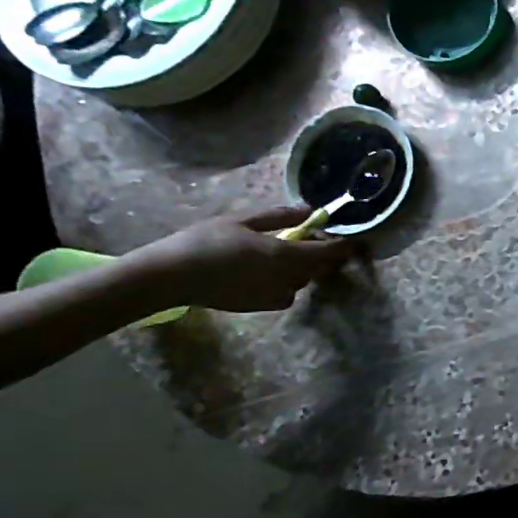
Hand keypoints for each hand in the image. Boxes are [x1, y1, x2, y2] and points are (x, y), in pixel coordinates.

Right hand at [126, 207, 355, 312]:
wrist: (170, 278)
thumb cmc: (204, 242)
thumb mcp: (242, 220)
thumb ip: (279, 216)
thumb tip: (309, 210)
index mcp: (288, 255)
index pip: (330, 252)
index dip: (343, 245)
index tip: (347, 237)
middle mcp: (289, 278)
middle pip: (321, 267)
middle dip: (323, 254)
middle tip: (309, 238)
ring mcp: (277, 295)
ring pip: (304, 280)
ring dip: (304, 267)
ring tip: (284, 253)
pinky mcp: (263, 307)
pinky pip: (287, 294)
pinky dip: (287, 282)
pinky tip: (267, 273)